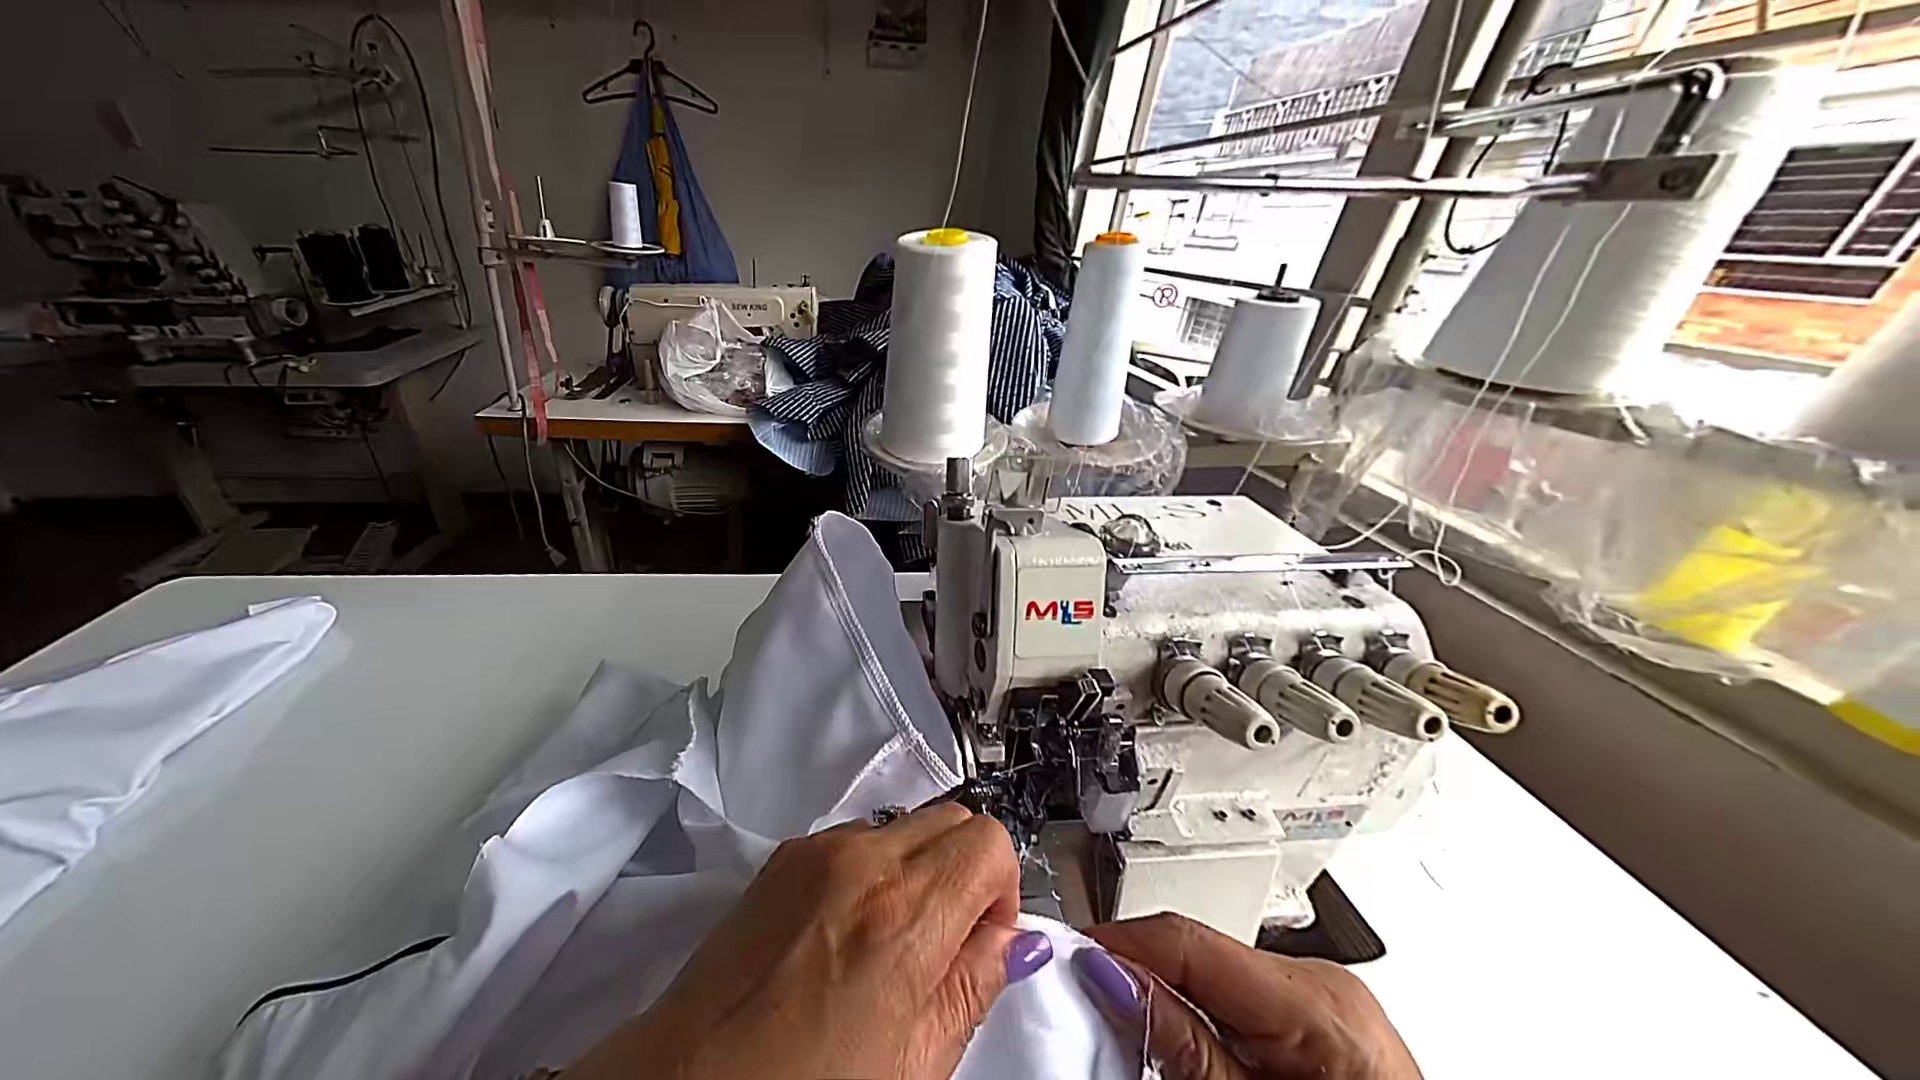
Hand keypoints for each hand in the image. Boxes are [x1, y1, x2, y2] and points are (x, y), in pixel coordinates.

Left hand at [567, 802, 1055, 1079]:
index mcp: (905, 915)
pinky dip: (875, 865)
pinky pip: (860, 835)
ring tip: (891, 934)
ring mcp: (820, 849)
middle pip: (953, 819)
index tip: (984, 932)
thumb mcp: (917, 1061)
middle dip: (965, 868)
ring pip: (908, 822)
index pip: (989, 841)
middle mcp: (864, 861)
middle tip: (946, 935)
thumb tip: (1008, 937)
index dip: (1000, 887)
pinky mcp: (787, 852)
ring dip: (920, 864)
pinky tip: (848, 925)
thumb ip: (975, 982)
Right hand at [1074, 912, 1419, 1079]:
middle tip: (1084, 1003)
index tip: (1070, 961)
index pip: (1188, 940)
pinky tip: (1173, 1035)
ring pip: (1210, 969)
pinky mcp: (1318, 1013)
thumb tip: (1114, 980)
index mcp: (1318, 1002)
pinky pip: (1235, 992)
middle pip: (1194, 949)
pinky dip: (1195, 1009)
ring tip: (1125, 1025)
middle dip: (1135, 970)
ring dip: (1162, 991)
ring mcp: (1322, 994)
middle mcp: (1322, 982)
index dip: (1119, 944)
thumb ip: (1185, 1047)